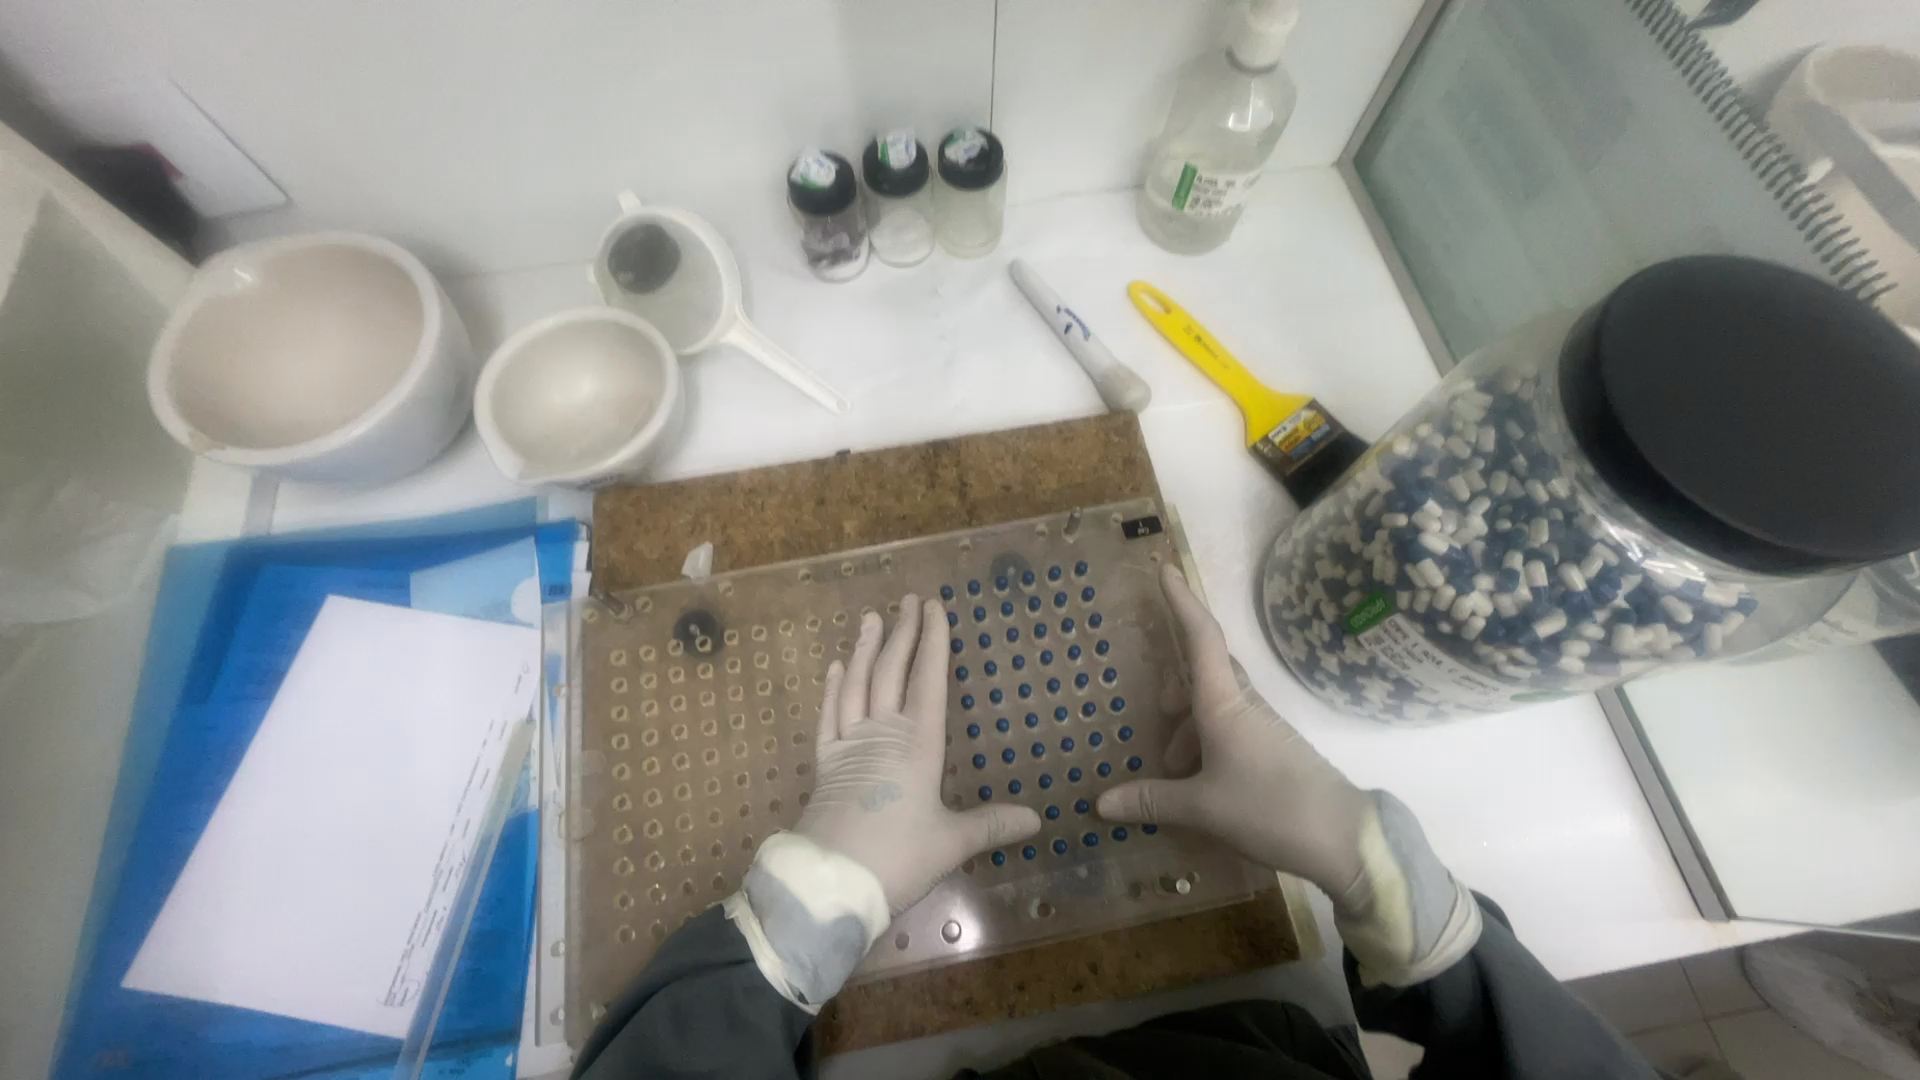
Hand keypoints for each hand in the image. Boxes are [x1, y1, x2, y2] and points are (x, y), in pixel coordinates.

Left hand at [797, 594, 1042, 913]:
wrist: (833, 882)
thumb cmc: (899, 858)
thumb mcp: (951, 842)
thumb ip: (991, 824)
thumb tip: (1037, 819)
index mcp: (918, 744)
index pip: (928, 679)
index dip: (933, 642)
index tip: (934, 608)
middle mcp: (883, 732)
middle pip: (891, 670)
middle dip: (902, 632)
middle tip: (907, 599)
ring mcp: (849, 744)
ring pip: (857, 684)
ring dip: (864, 648)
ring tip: (870, 618)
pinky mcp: (824, 762)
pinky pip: (828, 714)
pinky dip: (832, 687)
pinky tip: (836, 667)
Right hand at [1096, 565, 1374, 910]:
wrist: (1344, 842)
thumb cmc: (1268, 808)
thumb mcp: (1202, 807)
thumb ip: (1152, 800)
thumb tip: (1100, 803)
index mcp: (1224, 704)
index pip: (1202, 638)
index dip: (1182, 601)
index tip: (1165, 570)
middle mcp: (1243, 705)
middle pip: (1205, 672)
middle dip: (1175, 686)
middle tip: (1155, 713)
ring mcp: (1262, 727)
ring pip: (1215, 706)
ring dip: (1188, 727)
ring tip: (1169, 769)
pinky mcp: (1272, 750)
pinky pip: (1229, 729)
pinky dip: (1205, 744)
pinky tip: (1195, 782)